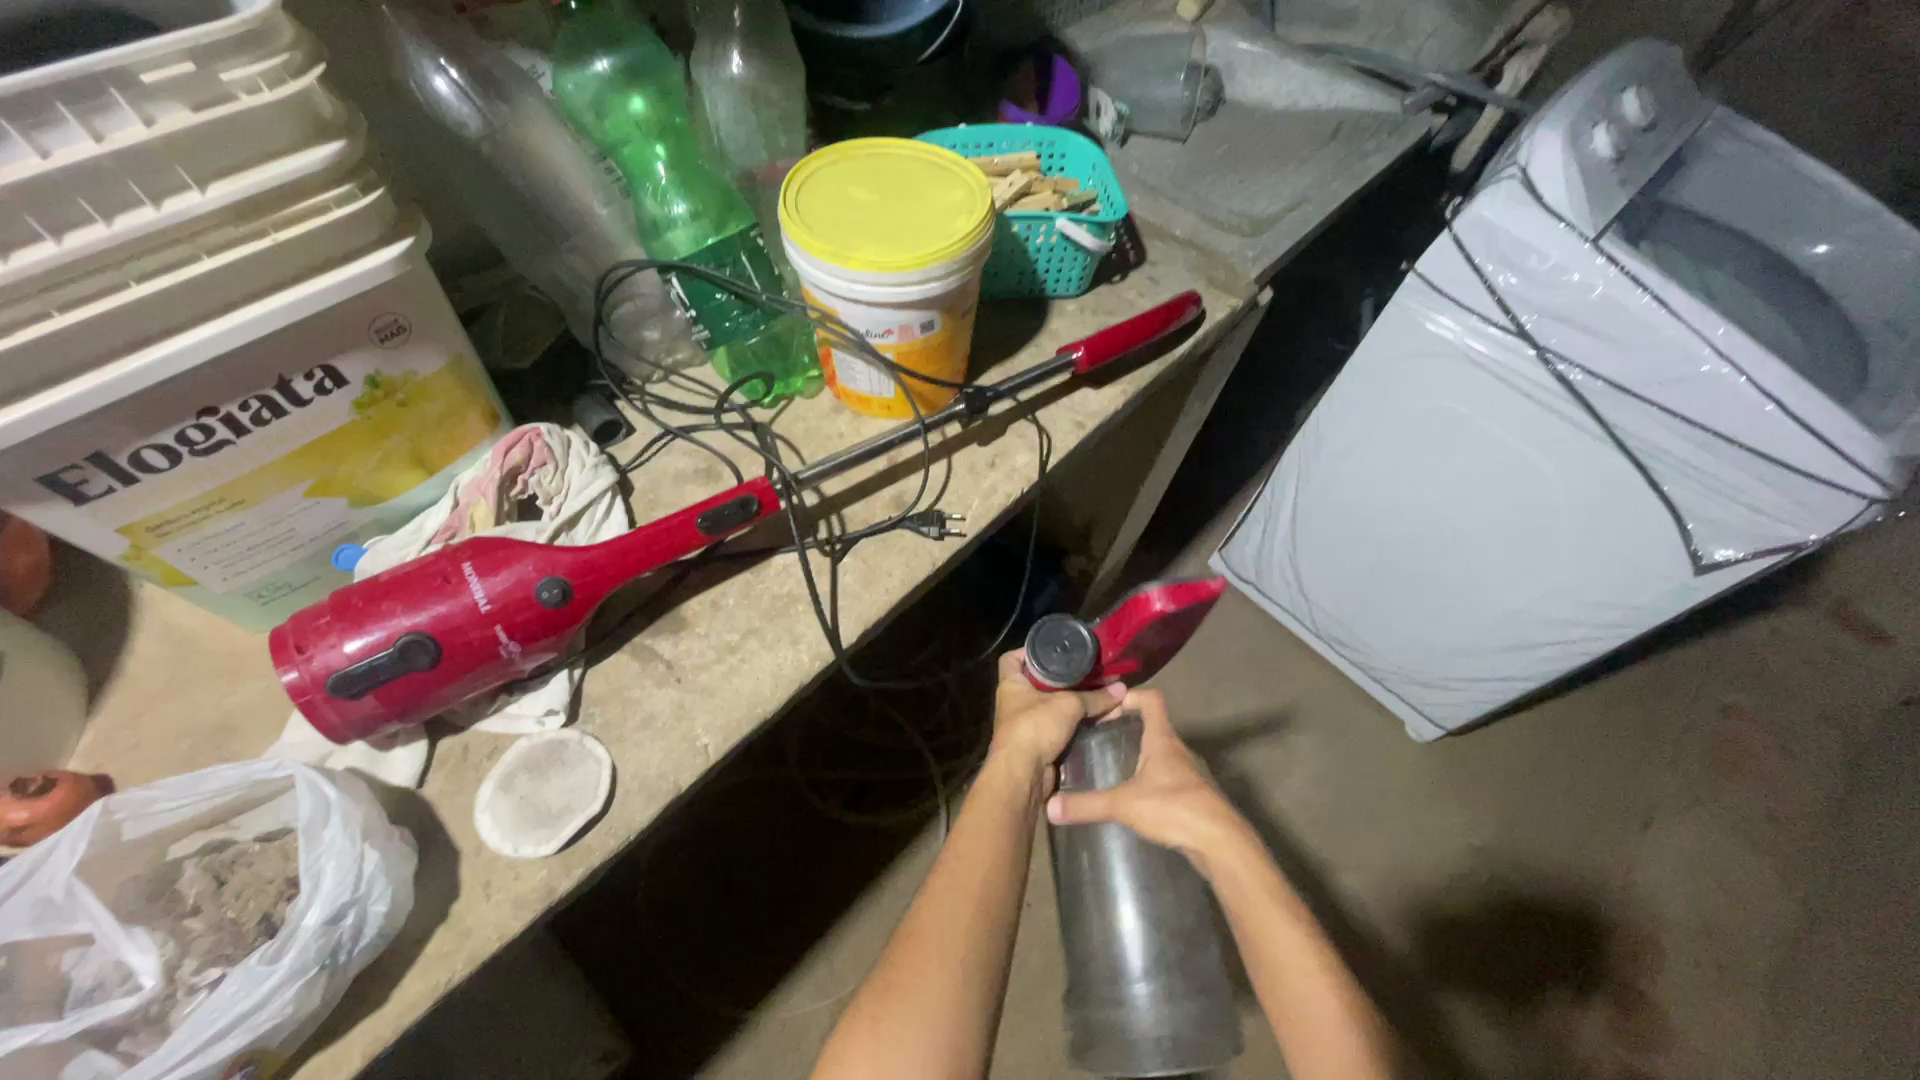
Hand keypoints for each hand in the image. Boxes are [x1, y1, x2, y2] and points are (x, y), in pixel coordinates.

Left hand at [987, 650, 1125, 793]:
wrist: (1023, 774)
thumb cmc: (1035, 727)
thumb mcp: (1068, 705)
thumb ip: (1095, 697)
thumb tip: (1122, 688)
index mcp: (1011, 684)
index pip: (1011, 658)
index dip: (1027, 651)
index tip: (1053, 650)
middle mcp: (1014, 702)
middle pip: (1036, 683)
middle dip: (1060, 680)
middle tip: (1086, 673)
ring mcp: (1024, 725)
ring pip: (1050, 707)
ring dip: (1069, 704)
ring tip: (1095, 695)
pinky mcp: (1037, 745)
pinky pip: (1057, 728)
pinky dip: (1072, 724)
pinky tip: (1093, 719)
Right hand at [1044, 689, 1249, 872]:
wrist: (1221, 842)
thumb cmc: (1174, 809)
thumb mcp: (1124, 804)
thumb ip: (1087, 804)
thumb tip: (1049, 807)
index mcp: (1163, 739)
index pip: (1151, 699)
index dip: (1130, 696)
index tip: (1106, 709)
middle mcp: (1179, 750)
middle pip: (1155, 725)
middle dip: (1128, 728)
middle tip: (1099, 739)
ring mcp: (1190, 773)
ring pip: (1163, 752)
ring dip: (1141, 754)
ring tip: (1113, 767)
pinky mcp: (1195, 795)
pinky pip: (1169, 776)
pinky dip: (1152, 779)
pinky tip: (1136, 798)